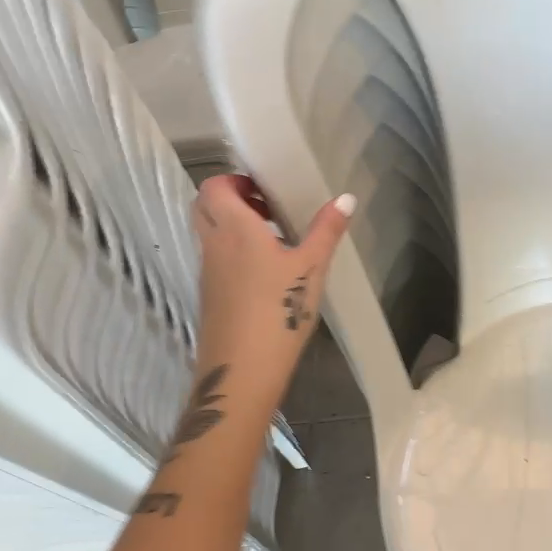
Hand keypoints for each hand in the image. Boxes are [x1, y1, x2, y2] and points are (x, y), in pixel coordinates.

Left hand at [191, 174, 353, 392]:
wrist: (243, 370)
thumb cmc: (279, 311)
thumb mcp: (311, 268)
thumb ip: (326, 231)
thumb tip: (345, 197)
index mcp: (234, 229)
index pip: (214, 187)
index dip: (234, 180)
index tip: (265, 189)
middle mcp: (213, 245)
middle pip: (205, 207)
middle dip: (231, 200)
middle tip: (268, 209)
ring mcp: (208, 272)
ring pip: (210, 234)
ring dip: (234, 227)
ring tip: (275, 241)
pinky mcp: (211, 296)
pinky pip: (216, 259)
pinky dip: (235, 253)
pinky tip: (269, 275)